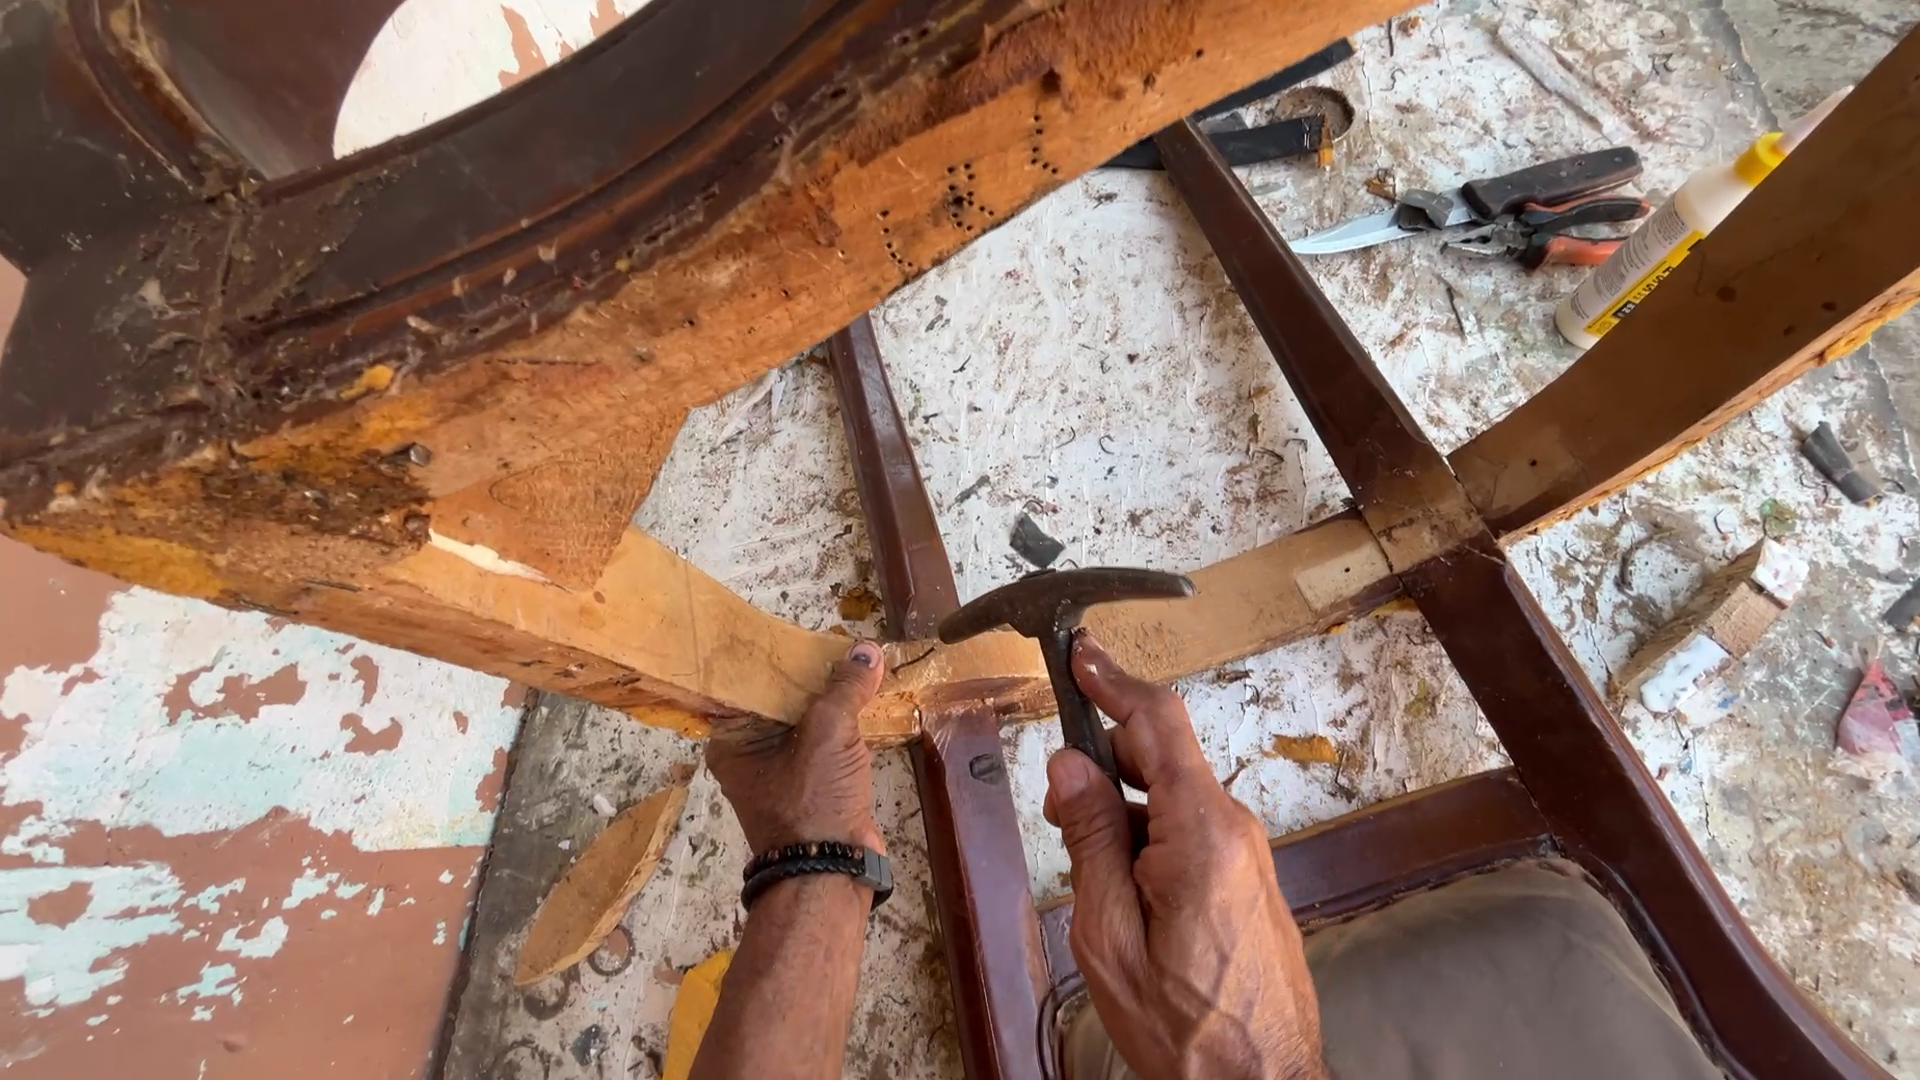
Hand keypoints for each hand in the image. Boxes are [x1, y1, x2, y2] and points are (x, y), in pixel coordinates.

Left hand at [706, 641, 885, 855]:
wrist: (835, 870)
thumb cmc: (813, 800)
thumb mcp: (829, 733)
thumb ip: (846, 688)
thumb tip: (867, 650)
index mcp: (733, 741)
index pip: (749, 684)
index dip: (777, 656)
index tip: (802, 632)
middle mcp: (750, 753)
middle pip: (782, 699)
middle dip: (811, 674)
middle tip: (836, 641)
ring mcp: (782, 770)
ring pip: (807, 720)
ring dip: (831, 698)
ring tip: (856, 661)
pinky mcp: (812, 782)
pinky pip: (825, 740)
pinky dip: (844, 722)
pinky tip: (865, 698)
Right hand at [1045, 633, 1325, 1079]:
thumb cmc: (1181, 1023)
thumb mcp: (1107, 932)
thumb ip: (1089, 836)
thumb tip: (1068, 763)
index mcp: (1200, 830)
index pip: (1157, 722)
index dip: (1114, 679)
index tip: (1081, 654)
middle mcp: (1232, 825)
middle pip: (1160, 752)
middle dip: (1104, 759)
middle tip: (1059, 804)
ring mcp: (1244, 848)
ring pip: (1170, 789)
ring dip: (1121, 801)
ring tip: (1087, 860)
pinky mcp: (1245, 871)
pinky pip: (1187, 821)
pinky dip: (1145, 826)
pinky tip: (1122, 878)